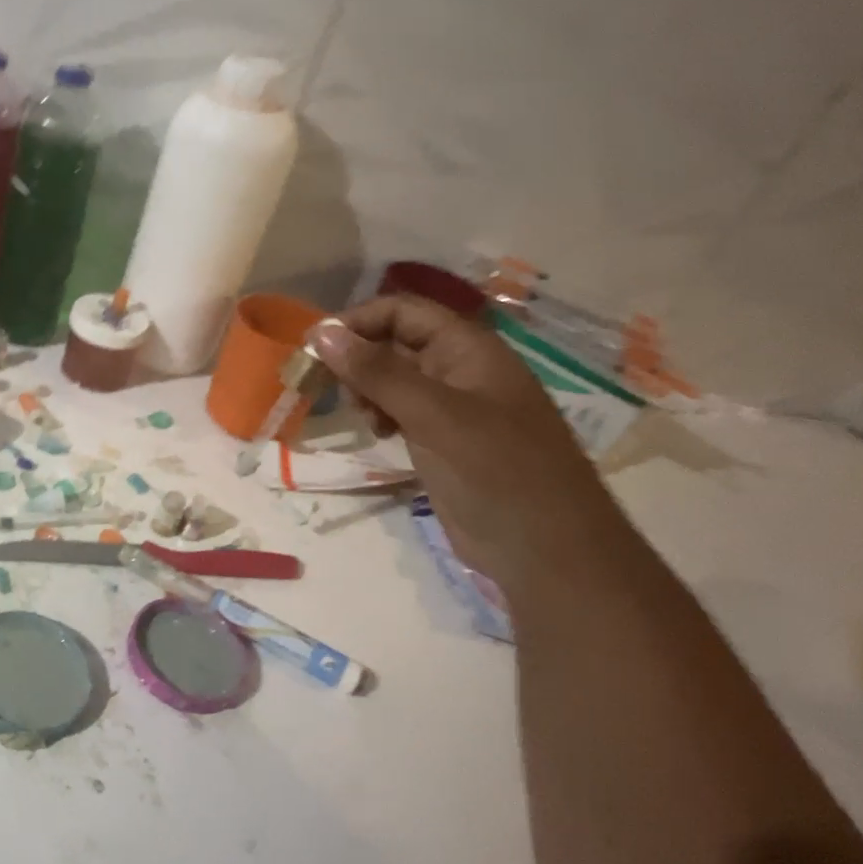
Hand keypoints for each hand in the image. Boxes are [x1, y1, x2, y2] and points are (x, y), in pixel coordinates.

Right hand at [310, 296, 634, 594]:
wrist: (549, 552)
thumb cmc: (497, 472)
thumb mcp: (434, 415)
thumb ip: (377, 372)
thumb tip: (320, 333)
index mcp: (470, 350)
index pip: (402, 311)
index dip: (357, 321)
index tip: (313, 348)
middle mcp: (462, 370)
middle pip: (396, 341)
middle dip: (357, 357)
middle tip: (326, 386)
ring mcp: (455, 408)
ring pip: (395, 378)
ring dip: (366, 388)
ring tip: (359, 415)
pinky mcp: (446, 441)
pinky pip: (403, 411)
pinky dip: (380, 414)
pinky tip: (376, 434)